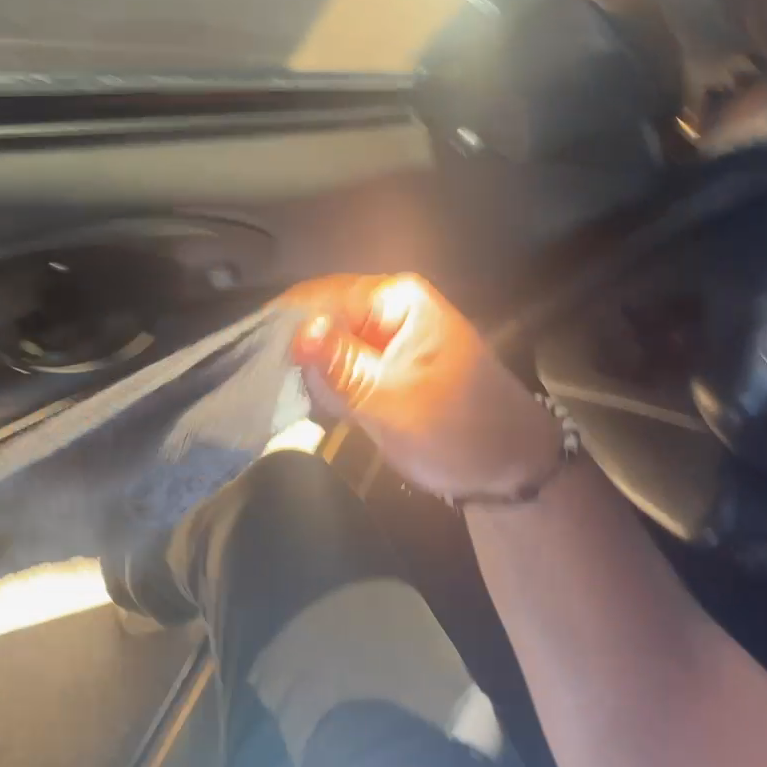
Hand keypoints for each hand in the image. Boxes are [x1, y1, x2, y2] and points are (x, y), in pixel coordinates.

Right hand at [289, 274, 562, 499]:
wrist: (509, 471)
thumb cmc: (459, 431)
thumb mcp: (395, 402)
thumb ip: (343, 366)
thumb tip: (298, 332)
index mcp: (396, 300)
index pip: (321, 296)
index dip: (288, 325)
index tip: (258, 362)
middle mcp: (389, 307)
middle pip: (319, 317)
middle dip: (305, 356)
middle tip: (306, 395)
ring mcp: (386, 337)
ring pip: (326, 346)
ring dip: (318, 376)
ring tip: (329, 408)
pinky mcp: (383, 365)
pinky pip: (341, 366)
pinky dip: (331, 388)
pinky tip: (336, 411)